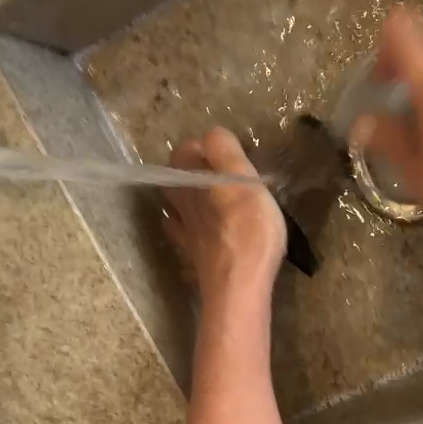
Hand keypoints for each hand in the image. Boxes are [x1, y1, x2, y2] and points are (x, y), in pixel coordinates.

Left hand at [163, 128, 286, 300]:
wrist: (239, 286)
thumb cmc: (247, 229)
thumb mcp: (243, 178)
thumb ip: (225, 150)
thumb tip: (213, 136)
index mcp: (189, 180)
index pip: (186, 149)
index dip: (208, 149)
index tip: (233, 159)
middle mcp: (179, 204)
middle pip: (176, 179)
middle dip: (194, 175)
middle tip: (223, 180)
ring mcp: (184, 235)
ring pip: (176, 210)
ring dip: (189, 204)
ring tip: (214, 206)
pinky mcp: (194, 261)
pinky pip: (185, 240)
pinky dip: (192, 234)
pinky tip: (206, 237)